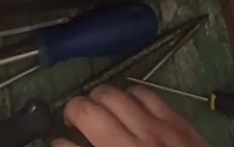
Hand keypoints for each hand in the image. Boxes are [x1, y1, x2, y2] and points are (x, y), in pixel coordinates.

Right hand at [57, 86, 208, 146]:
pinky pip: (146, 93)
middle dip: (73, 111)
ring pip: (114, 94)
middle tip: (74, 121)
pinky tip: (129, 104)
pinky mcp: (179, 123)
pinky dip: (131, 95)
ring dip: (99, 99)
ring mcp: (157, 131)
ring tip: (99, 107)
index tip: (54, 142)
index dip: (58, 144)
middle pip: (88, 111)